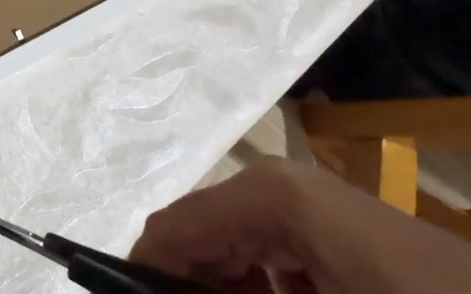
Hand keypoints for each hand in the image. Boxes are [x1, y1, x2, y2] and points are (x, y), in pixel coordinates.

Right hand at [132, 157, 470, 293]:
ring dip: (227, 284)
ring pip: (239, 246)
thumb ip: (229, 293)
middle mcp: (282, 187)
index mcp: (270, 194)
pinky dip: (267, 286)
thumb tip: (165, 289)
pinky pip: (280, 255)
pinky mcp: (344, 232)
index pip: (175, 224)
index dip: (145, 266)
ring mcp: (316, 206)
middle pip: (204, 232)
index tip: (126, 293)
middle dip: (189, 277)